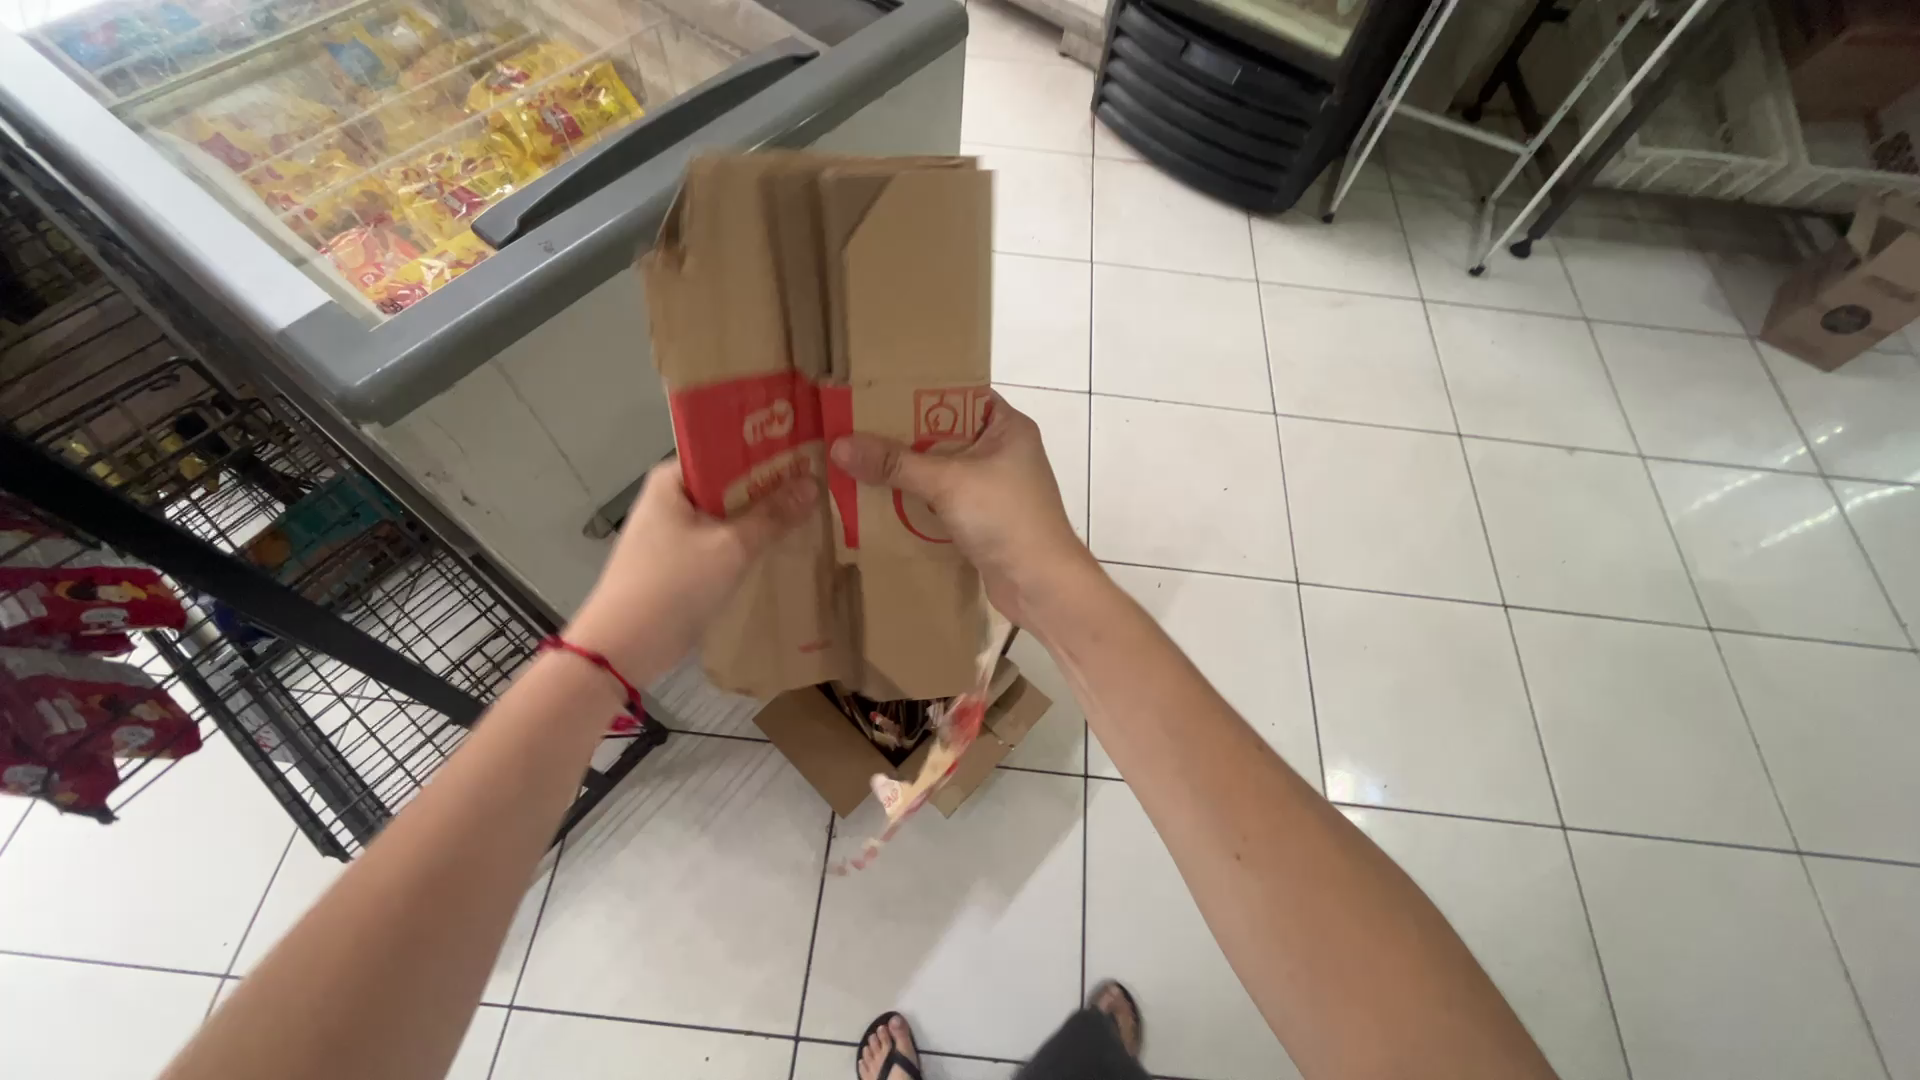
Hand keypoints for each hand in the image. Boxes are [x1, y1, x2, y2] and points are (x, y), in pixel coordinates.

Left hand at [565, 461, 814, 680]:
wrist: (624, 648)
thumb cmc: (673, 585)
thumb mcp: (731, 547)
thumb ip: (772, 515)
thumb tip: (813, 483)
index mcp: (673, 480)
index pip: (725, 449)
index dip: (766, 450)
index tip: (807, 453)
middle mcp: (671, 499)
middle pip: (730, 483)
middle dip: (771, 486)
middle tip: (821, 482)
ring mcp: (674, 533)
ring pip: (729, 516)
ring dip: (762, 518)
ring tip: (812, 511)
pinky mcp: (680, 563)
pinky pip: (722, 543)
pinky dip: (748, 544)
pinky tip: (783, 547)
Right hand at [829, 396, 1094, 625]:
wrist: (1041, 585)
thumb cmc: (1006, 518)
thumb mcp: (948, 482)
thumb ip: (895, 463)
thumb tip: (839, 444)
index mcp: (1006, 426)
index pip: (957, 393)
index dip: (917, 391)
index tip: (873, 391)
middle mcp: (1001, 451)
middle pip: (942, 434)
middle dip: (900, 436)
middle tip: (853, 427)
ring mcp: (993, 487)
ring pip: (939, 470)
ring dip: (905, 472)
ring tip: (856, 461)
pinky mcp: (982, 519)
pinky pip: (941, 501)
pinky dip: (915, 502)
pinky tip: (878, 501)